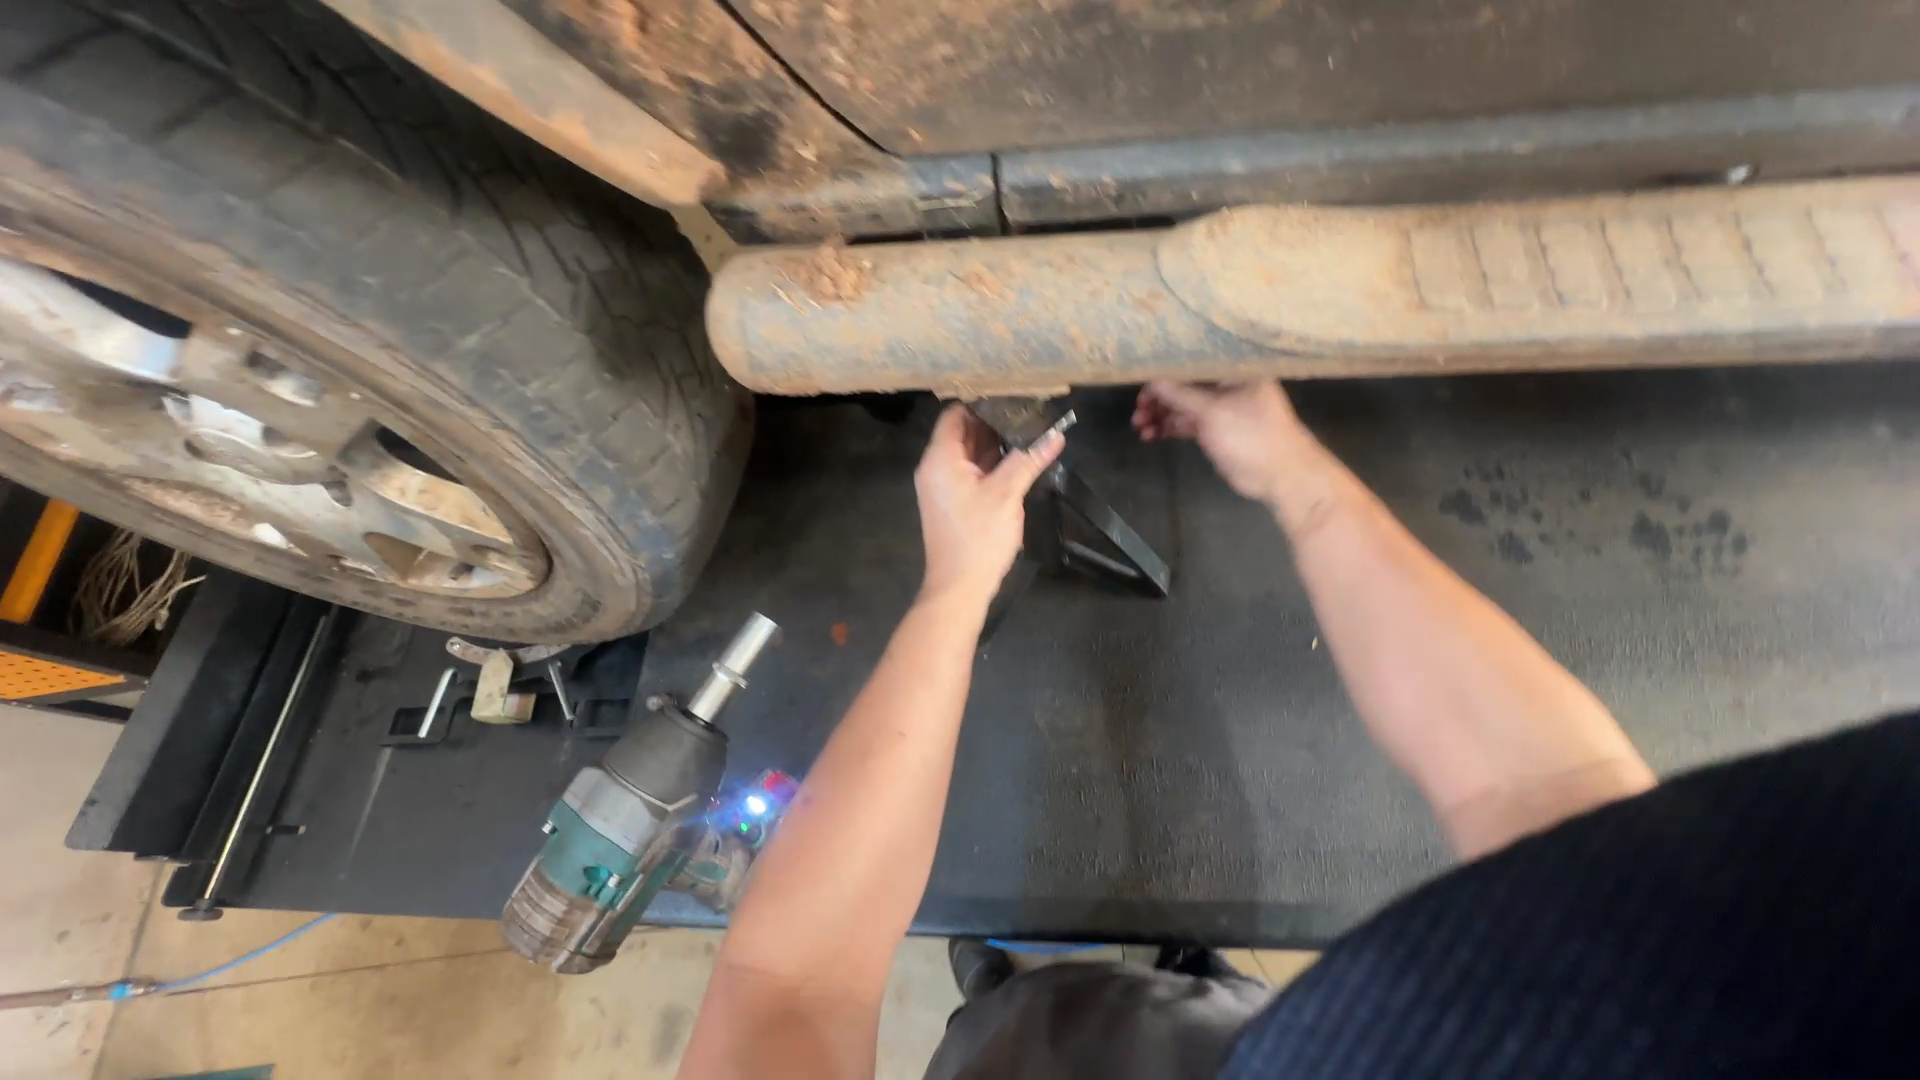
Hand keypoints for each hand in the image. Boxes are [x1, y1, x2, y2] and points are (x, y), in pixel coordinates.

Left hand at [914, 405, 1064, 603]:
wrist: (959, 587)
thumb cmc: (978, 538)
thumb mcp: (1006, 494)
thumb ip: (1029, 459)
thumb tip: (1056, 434)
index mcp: (940, 458)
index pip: (956, 414)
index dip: (982, 401)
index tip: (1013, 394)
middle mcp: (936, 467)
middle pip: (963, 431)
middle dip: (994, 421)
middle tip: (1029, 410)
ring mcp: (944, 486)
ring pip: (969, 452)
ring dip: (995, 443)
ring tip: (1030, 430)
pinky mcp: (954, 501)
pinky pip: (972, 471)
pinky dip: (992, 463)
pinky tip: (1019, 458)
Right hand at [1133, 380, 1305, 503]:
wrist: (1280, 474)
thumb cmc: (1250, 435)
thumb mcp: (1211, 411)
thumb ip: (1179, 394)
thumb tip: (1151, 378)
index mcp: (1233, 370)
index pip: (1191, 363)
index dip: (1165, 371)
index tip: (1142, 382)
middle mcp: (1226, 384)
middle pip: (1184, 385)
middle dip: (1159, 398)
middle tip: (1138, 411)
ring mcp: (1221, 407)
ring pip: (1183, 406)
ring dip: (1161, 415)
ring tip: (1140, 427)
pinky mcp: (1215, 429)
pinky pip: (1186, 423)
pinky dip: (1170, 428)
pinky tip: (1151, 435)